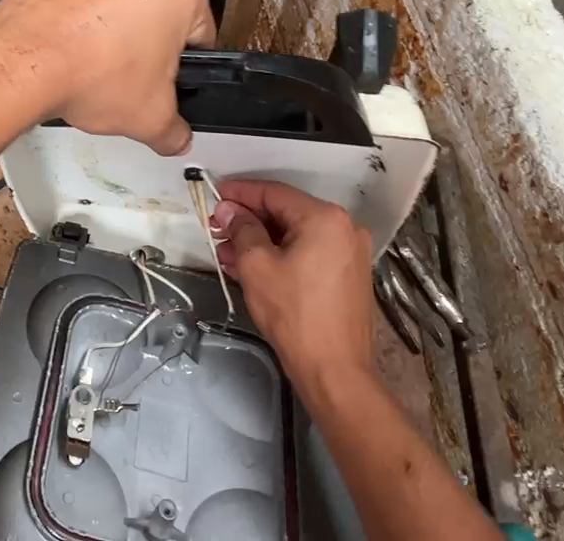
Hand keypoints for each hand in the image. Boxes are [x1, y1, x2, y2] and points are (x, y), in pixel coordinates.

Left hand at [0, 0, 214, 155]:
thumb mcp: (150, 119)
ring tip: (94, 58)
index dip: (183, 63)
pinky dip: (80, 8)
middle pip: (159, 5)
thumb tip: (177, 138)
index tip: (163, 80)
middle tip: (127, 73)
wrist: (24, 58)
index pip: (200, 32)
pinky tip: (69, 39)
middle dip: (147, 36)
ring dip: (113, 19)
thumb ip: (175, 131)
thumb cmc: (94, 75)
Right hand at [211, 179, 374, 391]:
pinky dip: (279, 255)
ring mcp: (349, 253)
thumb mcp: (256, 264)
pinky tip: (251, 267)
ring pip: (294, 235)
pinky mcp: (347, 275)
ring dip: (260, 241)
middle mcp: (344, 228)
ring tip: (226, 254)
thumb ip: (241, 228)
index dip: (239, 193)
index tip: (214, 195)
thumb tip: (228, 210)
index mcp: (325, 218)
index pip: (273, 192)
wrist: (334, 371)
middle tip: (216, 229)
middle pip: (285, 213)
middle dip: (247, 221)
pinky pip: (307, 252)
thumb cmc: (293, 313)